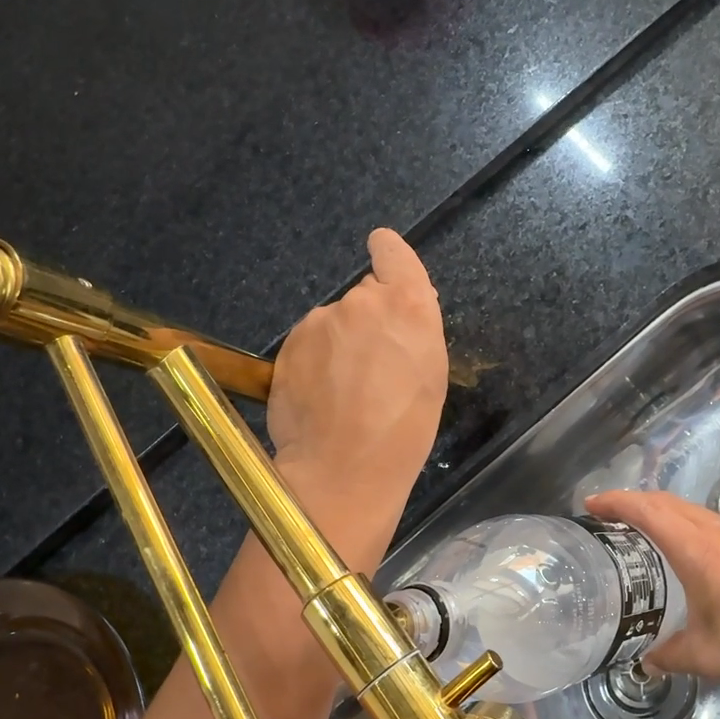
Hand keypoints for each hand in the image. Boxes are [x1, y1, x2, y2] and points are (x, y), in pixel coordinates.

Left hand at [268, 229, 446, 510]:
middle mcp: (361, 301)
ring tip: (347, 393)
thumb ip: (415, 327)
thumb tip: (401, 307)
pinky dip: (316, 364)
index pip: (391, 250)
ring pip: (334, 324)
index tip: (384, 258)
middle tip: (376, 367)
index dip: (388, 253)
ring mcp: (319, 322)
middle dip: (370, 321)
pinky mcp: (289, 346)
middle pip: (365, 297)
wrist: (344, 467)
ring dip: (340, 345)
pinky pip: (309, 345)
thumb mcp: (431, 372)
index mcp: (406, 304)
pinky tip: (324, 399)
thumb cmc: (406, 427)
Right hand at [584, 490, 719, 685]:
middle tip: (605, 516)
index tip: (591, 505)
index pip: (649, 512)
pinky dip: (683, 523)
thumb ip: (672, 656)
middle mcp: (718, 532)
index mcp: (700, 551)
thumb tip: (646, 661)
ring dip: (660, 511)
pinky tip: (683, 549)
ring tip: (637, 530)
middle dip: (633, 502)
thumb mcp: (710, 655)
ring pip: (690, 510)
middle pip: (668, 502)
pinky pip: (708, 521)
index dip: (617, 503)